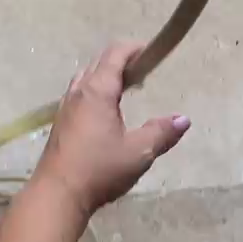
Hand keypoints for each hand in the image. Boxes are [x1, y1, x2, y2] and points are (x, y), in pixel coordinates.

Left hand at [32, 41, 189, 215]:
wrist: (58, 192)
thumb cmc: (99, 169)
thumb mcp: (138, 153)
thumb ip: (161, 133)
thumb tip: (184, 119)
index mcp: (98, 90)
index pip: (115, 54)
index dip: (133, 49)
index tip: (151, 52)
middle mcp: (80, 89)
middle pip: (100, 61)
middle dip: (122, 61)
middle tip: (143, 73)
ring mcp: (67, 103)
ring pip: (87, 75)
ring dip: (106, 74)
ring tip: (126, 89)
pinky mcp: (61, 118)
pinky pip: (80, 90)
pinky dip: (95, 87)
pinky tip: (104, 110)